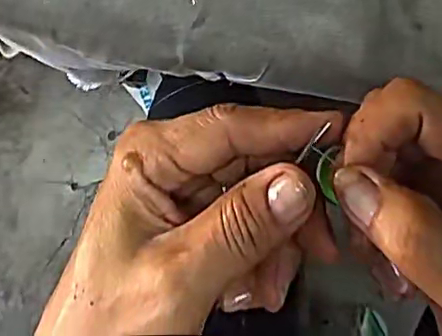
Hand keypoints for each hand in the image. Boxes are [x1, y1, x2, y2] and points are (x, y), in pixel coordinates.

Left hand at [37, 104, 342, 335]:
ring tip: (272, 283)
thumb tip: (296, 183)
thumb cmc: (105, 329)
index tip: (336, 129)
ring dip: (279, 239)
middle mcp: (174, 161)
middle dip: (288, 203)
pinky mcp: (203, 221)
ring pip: (263, 191)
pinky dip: (267, 254)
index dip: (289, 126)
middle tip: (320, 238)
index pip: (233, 125)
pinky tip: (256, 286)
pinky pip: (255, 220)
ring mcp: (190, 191)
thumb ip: (238, 227)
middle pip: (256, 158)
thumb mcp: (176, 279)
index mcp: (153, 154)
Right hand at [334, 79, 441, 335]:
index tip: (349, 191)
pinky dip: (372, 229)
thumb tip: (352, 182)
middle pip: (392, 123)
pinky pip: (384, 194)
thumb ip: (423, 238)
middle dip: (364, 172)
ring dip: (365, 207)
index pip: (415, 103)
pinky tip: (393, 273)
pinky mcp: (437, 210)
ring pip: (381, 157)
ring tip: (385, 269)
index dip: (372, 134)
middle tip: (364, 240)